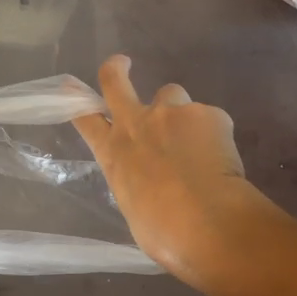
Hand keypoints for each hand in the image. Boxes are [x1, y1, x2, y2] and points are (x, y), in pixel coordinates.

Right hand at [72, 54, 268, 289]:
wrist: (208, 224)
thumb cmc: (165, 233)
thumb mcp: (136, 209)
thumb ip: (138, 184)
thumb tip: (150, 185)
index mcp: (113, 153)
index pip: (85, 117)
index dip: (75, 98)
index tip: (70, 85)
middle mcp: (136, 124)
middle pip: (115, 82)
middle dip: (116, 68)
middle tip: (122, 62)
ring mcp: (171, 113)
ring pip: (173, 95)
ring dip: (179, 112)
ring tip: (198, 141)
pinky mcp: (208, 114)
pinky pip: (211, 119)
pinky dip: (216, 135)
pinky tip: (226, 161)